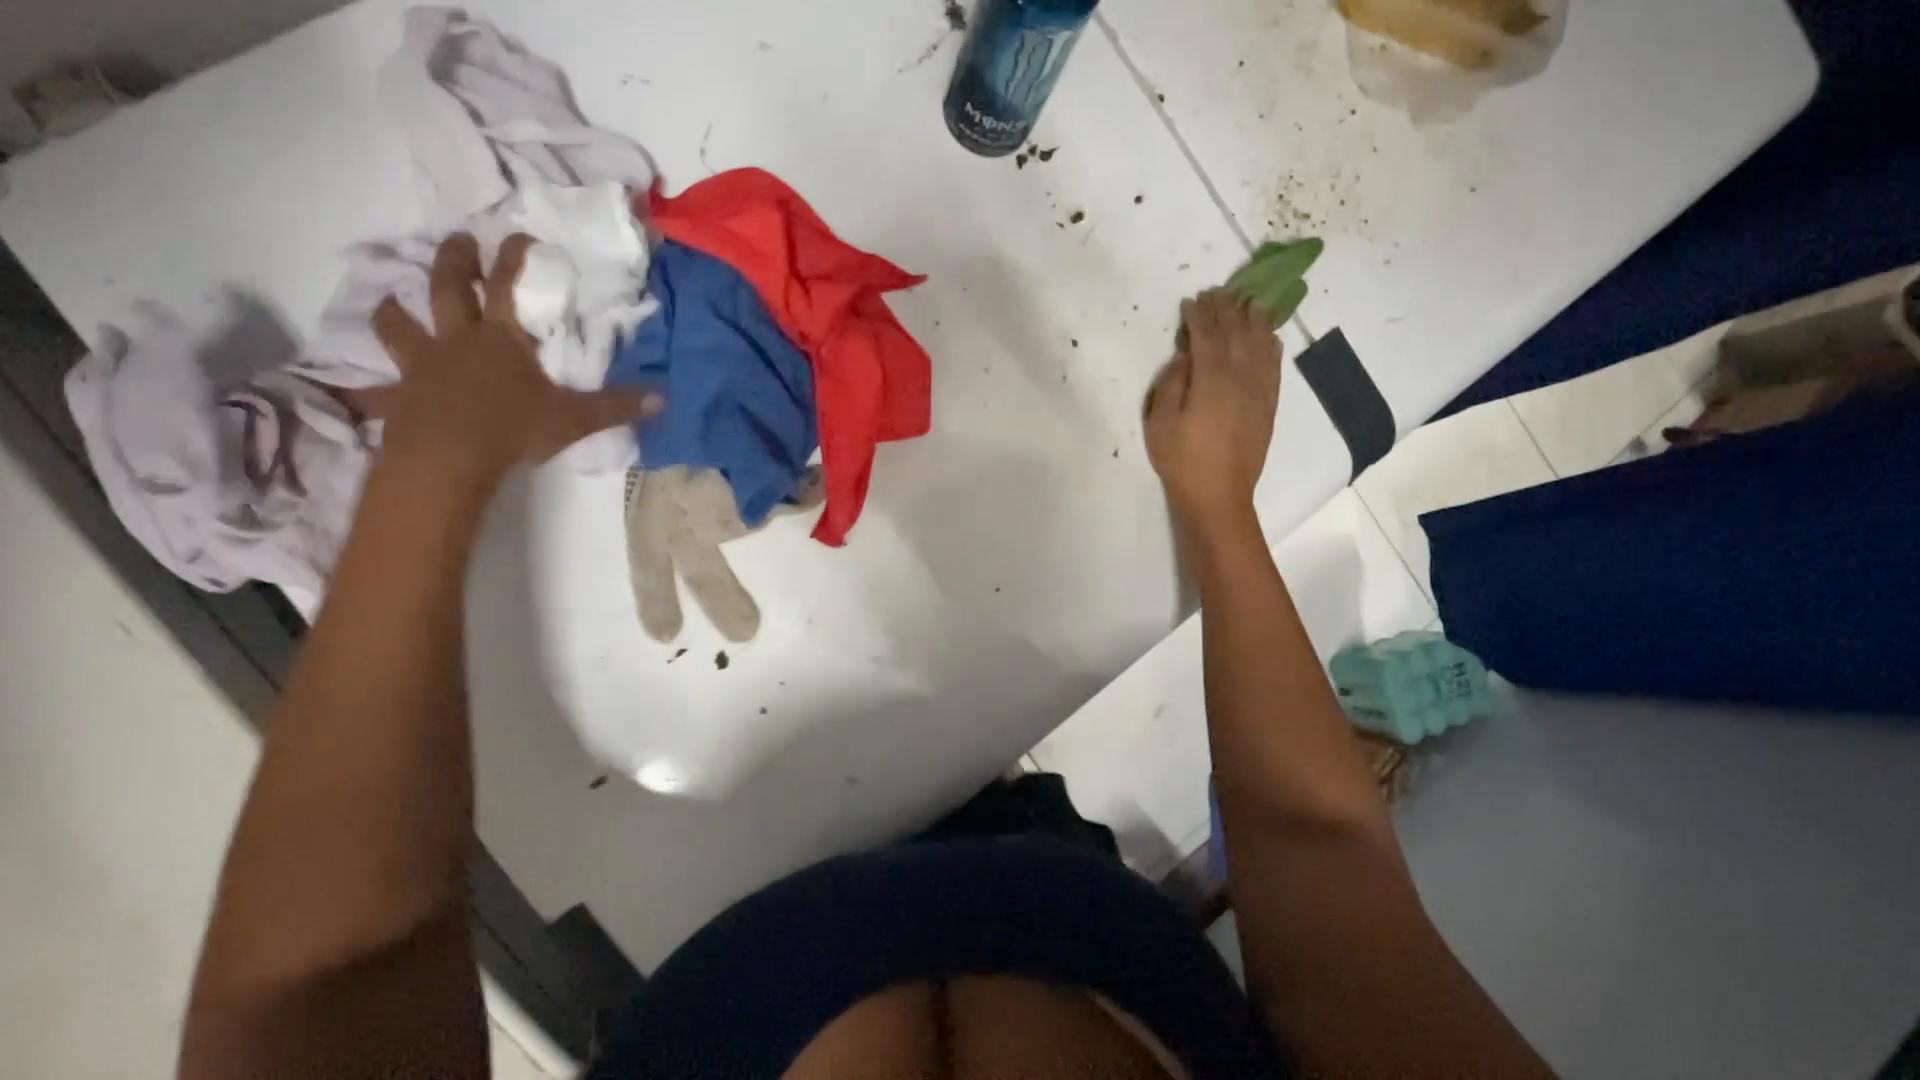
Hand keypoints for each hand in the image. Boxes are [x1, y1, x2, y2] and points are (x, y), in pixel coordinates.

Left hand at [370, 232, 660, 483]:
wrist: (450, 458)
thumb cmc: (513, 429)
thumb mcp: (575, 418)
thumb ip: (616, 406)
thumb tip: (664, 397)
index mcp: (501, 338)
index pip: (507, 283)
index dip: (514, 255)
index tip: (520, 235)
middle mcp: (457, 341)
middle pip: (448, 287)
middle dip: (453, 260)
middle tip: (457, 241)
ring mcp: (422, 367)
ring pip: (399, 327)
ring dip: (393, 312)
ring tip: (388, 301)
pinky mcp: (399, 398)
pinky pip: (377, 391)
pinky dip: (366, 390)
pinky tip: (355, 392)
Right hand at [1144, 289, 1283, 526]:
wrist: (1219, 495)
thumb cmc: (1182, 459)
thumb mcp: (1161, 421)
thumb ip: (1171, 382)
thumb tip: (1185, 356)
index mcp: (1212, 377)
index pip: (1207, 334)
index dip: (1199, 314)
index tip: (1191, 300)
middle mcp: (1241, 376)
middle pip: (1236, 331)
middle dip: (1226, 308)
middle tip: (1217, 292)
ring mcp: (1259, 390)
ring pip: (1260, 343)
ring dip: (1253, 319)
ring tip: (1247, 301)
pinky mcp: (1268, 405)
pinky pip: (1273, 364)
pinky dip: (1270, 343)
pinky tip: (1268, 335)